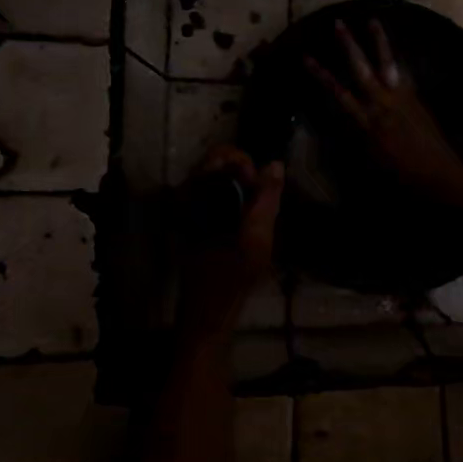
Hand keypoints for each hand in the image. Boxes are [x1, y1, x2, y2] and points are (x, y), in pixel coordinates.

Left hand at [179, 147, 283, 329]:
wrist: (208, 307)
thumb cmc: (235, 274)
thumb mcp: (258, 235)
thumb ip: (266, 197)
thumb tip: (274, 164)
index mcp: (202, 193)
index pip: (223, 154)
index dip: (246, 164)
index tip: (258, 188)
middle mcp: (189, 195)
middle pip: (219, 165)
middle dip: (243, 176)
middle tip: (259, 202)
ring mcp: (187, 208)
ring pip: (217, 181)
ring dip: (238, 189)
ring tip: (253, 214)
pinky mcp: (190, 221)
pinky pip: (212, 196)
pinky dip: (230, 201)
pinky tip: (241, 223)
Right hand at [304, 19, 462, 198]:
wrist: (439, 175)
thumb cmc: (400, 176)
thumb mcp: (370, 161)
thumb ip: (357, 140)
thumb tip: (345, 126)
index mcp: (368, 122)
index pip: (339, 93)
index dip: (322, 75)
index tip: (307, 57)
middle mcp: (383, 104)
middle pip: (362, 68)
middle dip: (349, 45)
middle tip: (339, 23)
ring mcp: (402, 99)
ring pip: (388, 63)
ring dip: (379, 41)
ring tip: (372, 21)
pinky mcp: (417, 100)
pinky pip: (404, 75)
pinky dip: (397, 62)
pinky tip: (394, 54)